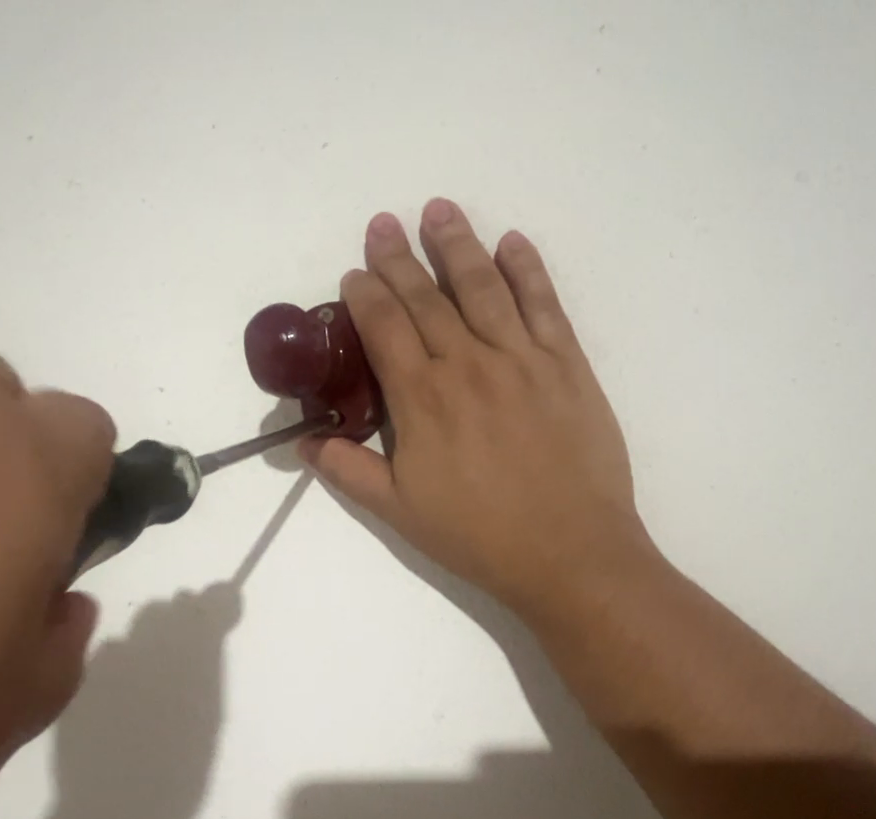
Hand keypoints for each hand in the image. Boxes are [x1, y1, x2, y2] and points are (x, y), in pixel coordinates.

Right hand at [300, 200, 655, 623]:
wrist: (569, 552)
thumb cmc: (477, 536)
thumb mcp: (398, 512)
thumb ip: (348, 471)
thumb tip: (306, 442)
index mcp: (422, 399)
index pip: (385, 328)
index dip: (366, 294)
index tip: (354, 271)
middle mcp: (468, 365)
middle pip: (426, 298)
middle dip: (399, 257)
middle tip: (383, 222)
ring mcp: (521, 359)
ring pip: (483, 288)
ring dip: (458, 245)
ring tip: (439, 209)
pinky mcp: (567, 365)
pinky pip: (544, 304)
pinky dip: (528, 270)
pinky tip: (514, 243)